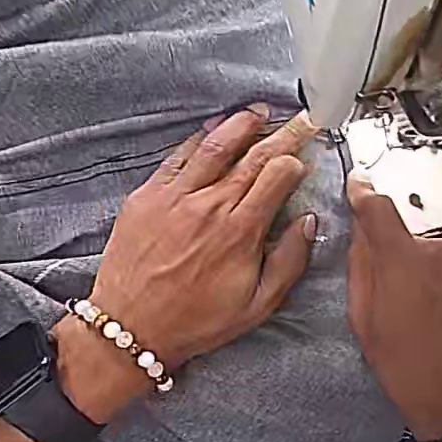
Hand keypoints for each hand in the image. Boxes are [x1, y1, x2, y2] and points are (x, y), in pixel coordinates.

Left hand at [58, 105, 319, 420]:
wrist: (132, 328)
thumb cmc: (196, 321)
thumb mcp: (257, 305)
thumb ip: (290, 261)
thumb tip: (309, 222)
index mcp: (240, 231)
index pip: (278, 176)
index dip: (296, 161)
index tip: (304, 157)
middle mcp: (210, 206)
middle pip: (254, 156)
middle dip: (282, 134)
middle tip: (297, 120)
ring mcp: (175, 197)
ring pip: (215, 146)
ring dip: (241, 125)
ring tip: (258, 113)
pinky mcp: (147, 197)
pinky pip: (177, 157)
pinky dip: (198, 140)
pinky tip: (211, 131)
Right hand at [346, 172, 441, 439]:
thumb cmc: (410, 367)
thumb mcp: (363, 318)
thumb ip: (360, 266)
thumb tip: (361, 236)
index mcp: (401, 260)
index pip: (378, 207)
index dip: (364, 195)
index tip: (359, 187)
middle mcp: (441, 252)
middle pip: (410, 236)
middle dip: (401, 256)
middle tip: (399, 296)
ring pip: (438, 252)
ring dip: (430, 270)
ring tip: (428, 311)